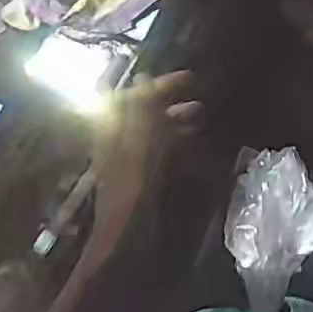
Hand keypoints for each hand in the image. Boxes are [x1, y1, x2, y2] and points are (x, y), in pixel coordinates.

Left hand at [88, 72, 200, 256]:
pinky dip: (174, 143)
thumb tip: (144, 76)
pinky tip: (193, 145)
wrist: (126, 235)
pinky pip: (155, 152)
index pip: (133, 93)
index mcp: (111, 124)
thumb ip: (143, 103)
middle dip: (171, 102)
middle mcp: (114, 138)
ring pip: (151, 131)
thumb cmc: (135, 179)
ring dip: (176, 121)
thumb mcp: (142, 131)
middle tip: (199, 99)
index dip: (160, 83)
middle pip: (143, 111)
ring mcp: (124, 160)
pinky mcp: (136, 179)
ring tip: (201, 118)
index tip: (189, 78)